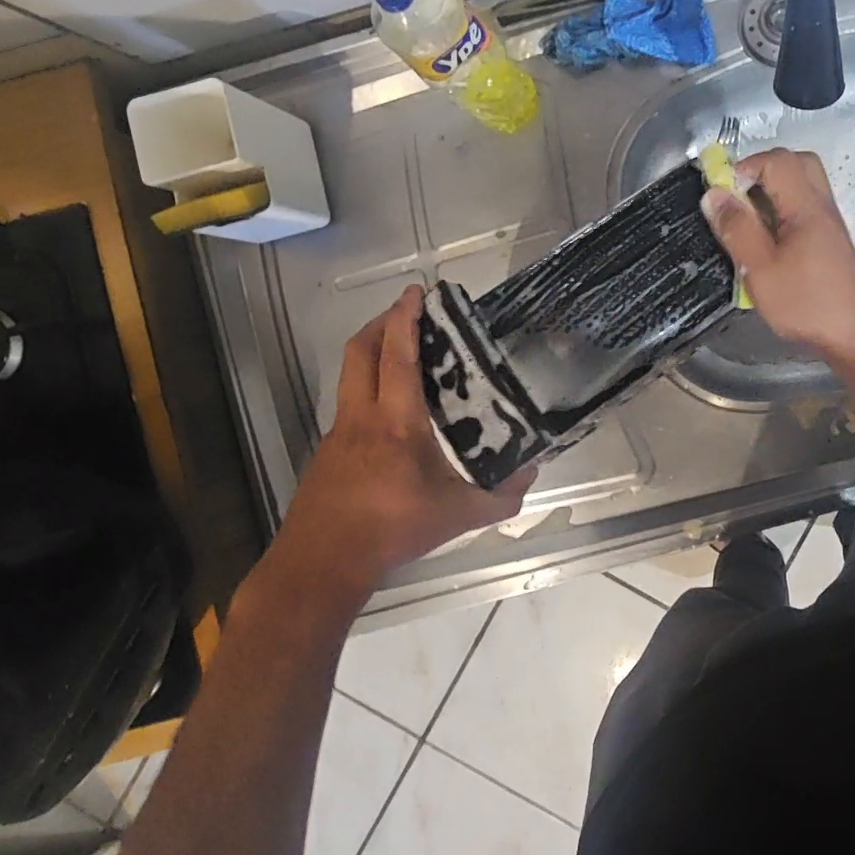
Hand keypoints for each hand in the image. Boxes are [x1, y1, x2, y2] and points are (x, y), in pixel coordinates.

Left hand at [272, 285, 534, 598]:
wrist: (323, 561)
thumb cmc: (392, 530)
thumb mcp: (459, 516)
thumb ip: (502, 495)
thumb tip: (532, 472)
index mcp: (396, 423)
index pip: (399, 357)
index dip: (406, 320)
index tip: (417, 293)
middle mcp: (362, 417)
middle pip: (361, 352)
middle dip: (382, 323)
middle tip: (409, 311)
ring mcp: (340, 433)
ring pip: (350, 375)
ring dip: (372, 352)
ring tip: (403, 352)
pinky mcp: (329, 451)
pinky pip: (350, 404)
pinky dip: (369, 388)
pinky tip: (393, 412)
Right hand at [700, 148, 854, 367]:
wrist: (852, 337)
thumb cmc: (805, 304)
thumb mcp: (760, 268)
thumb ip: (737, 228)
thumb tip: (714, 193)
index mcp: (807, 206)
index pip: (777, 160)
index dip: (745, 168)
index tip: (724, 197)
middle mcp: (823, 207)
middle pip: (797, 164)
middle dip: (762, 172)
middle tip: (739, 201)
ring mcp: (830, 224)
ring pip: (802, 186)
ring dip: (772, 193)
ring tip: (749, 223)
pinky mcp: (830, 242)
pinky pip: (805, 209)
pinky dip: (783, 213)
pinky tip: (768, 243)